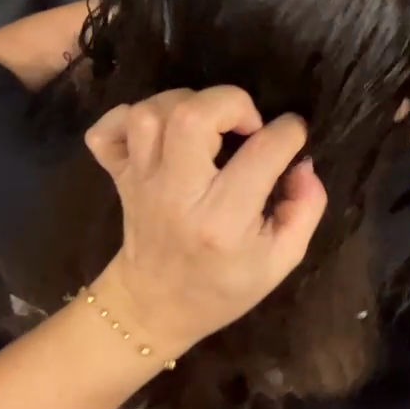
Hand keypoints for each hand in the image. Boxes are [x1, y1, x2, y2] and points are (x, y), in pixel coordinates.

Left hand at [84, 87, 327, 355]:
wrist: (154, 307)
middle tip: (246, 123)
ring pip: (148, 114)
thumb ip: (304, 208)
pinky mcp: (117, 176)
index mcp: (223, 221)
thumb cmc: (223, 286)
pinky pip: (105, 132)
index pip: (262, 153)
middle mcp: (177, 194)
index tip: (294, 134)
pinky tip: (157, 130)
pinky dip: (125, 117)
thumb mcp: (280, 261)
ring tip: (207, 123)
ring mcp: (140, 183)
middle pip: (191, 116)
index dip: (289, 131)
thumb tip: (303, 162)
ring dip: (183, 102)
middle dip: (230, 101)